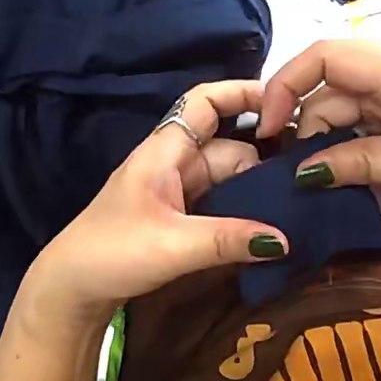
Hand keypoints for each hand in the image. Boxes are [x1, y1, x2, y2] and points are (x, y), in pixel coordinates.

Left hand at [19, 81, 289, 336]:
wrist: (70, 288)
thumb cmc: (111, 252)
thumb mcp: (173, 244)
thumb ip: (229, 239)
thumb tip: (286, 239)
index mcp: (164, 151)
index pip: (205, 103)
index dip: (243, 93)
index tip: (287, 102)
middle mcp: (171, 164)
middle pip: (227, 145)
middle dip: (264, 156)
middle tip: (310, 178)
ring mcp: (173, 191)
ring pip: (226, 177)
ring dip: (255, 189)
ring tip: (300, 206)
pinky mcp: (175, 218)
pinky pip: (218, 203)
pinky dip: (242, 211)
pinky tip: (269, 229)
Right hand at [255, 41, 380, 216]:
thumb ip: (356, 163)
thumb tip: (300, 172)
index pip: (324, 56)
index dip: (286, 83)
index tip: (269, 127)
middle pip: (331, 86)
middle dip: (306, 123)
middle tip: (295, 170)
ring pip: (347, 107)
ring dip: (327, 139)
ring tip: (320, 179)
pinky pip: (369, 124)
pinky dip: (350, 147)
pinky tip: (346, 174)